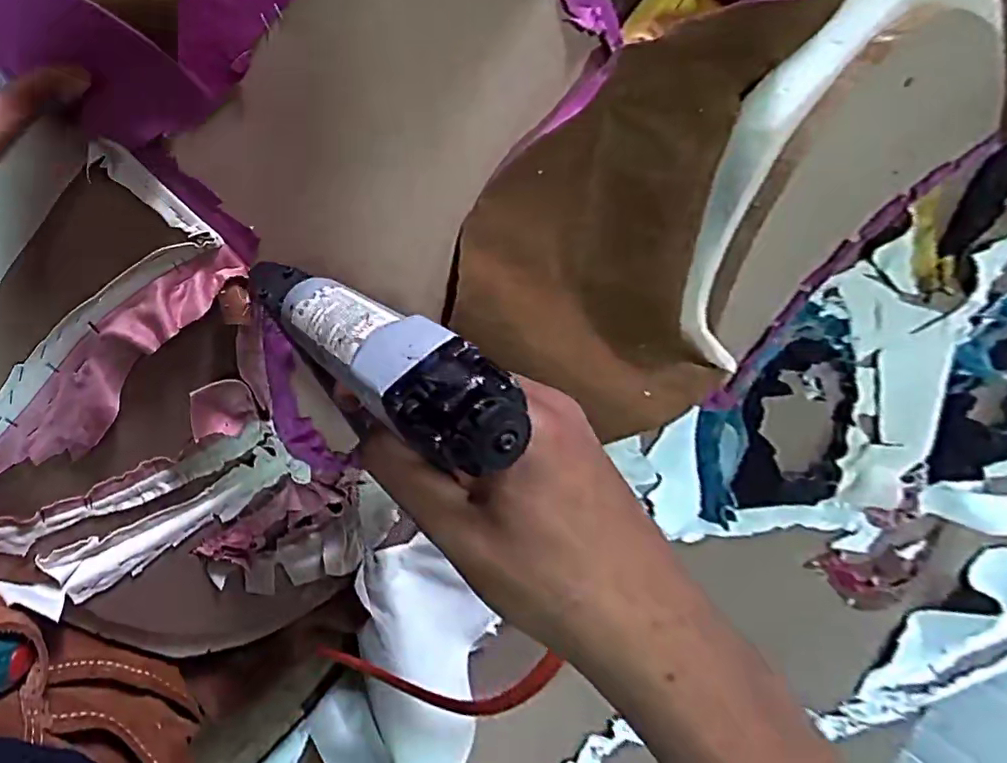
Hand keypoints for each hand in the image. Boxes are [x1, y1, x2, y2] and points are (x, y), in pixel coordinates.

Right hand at [359, 376, 691, 667]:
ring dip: (445, 425)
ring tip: (428, 469)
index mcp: (520, 408)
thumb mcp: (456, 531)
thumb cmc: (550, 583)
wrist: (656, 638)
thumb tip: (361, 424)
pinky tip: (472, 480)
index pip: (429, 367)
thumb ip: (400, 469)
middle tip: (390, 447)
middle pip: (453, 381)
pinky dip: (475, 437)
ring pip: (478, 401)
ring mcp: (568, 418)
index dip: (383, 380)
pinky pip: (505, 420)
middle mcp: (546, 398)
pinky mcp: (577, 441)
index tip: (350, 399)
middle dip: (414, 407)